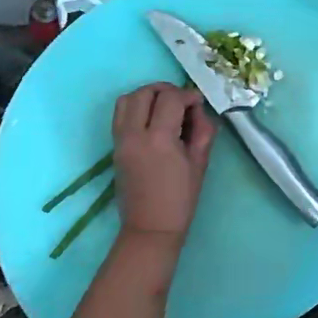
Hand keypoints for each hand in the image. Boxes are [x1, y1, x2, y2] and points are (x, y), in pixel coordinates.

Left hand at [112, 82, 217, 240]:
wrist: (150, 227)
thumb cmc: (181, 199)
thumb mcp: (200, 164)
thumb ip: (202, 131)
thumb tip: (199, 111)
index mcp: (159, 139)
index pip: (170, 99)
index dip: (187, 95)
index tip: (198, 104)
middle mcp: (134, 134)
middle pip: (144, 93)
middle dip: (165, 90)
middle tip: (181, 101)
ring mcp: (120, 140)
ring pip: (127, 99)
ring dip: (147, 96)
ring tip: (165, 107)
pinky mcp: (115, 147)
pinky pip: (120, 115)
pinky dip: (136, 108)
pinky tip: (152, 121)